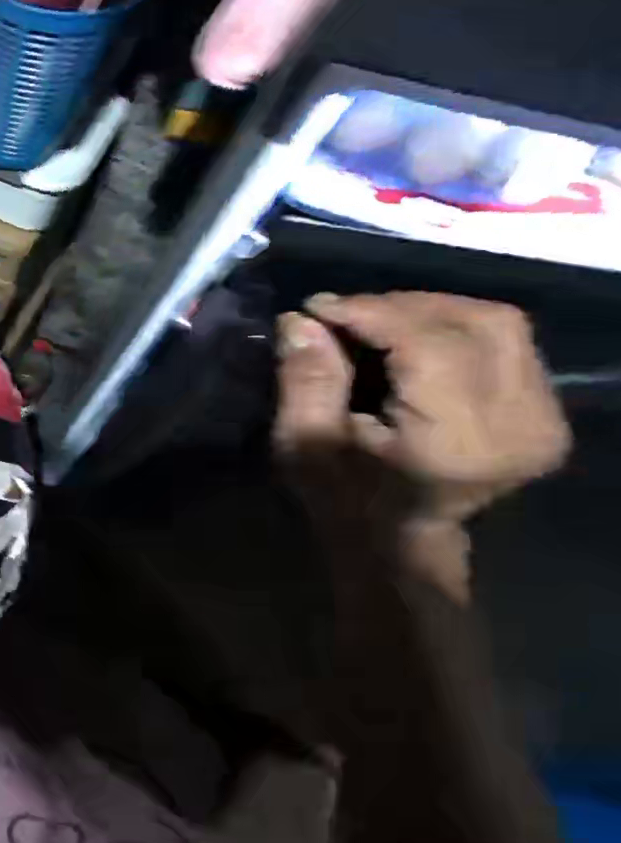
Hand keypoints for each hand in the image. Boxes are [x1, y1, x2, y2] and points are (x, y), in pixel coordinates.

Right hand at [273, 292, 569, 596]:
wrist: (396, 537)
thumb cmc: (338, 495)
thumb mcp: (302, 443)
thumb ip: (306, 380)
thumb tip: (298, 321)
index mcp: (459, 438)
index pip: (433, 345)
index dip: (372, 314)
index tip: (314, 307)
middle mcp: (522, 422)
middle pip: (481, 326)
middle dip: (401, 305)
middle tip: (339, 311)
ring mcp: (544, 417)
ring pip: (500, 327)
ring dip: (426, 311)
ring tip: (367, 319)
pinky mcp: (544, 411)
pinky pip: (506, 345)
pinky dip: (448, 328)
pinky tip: (401, 337)